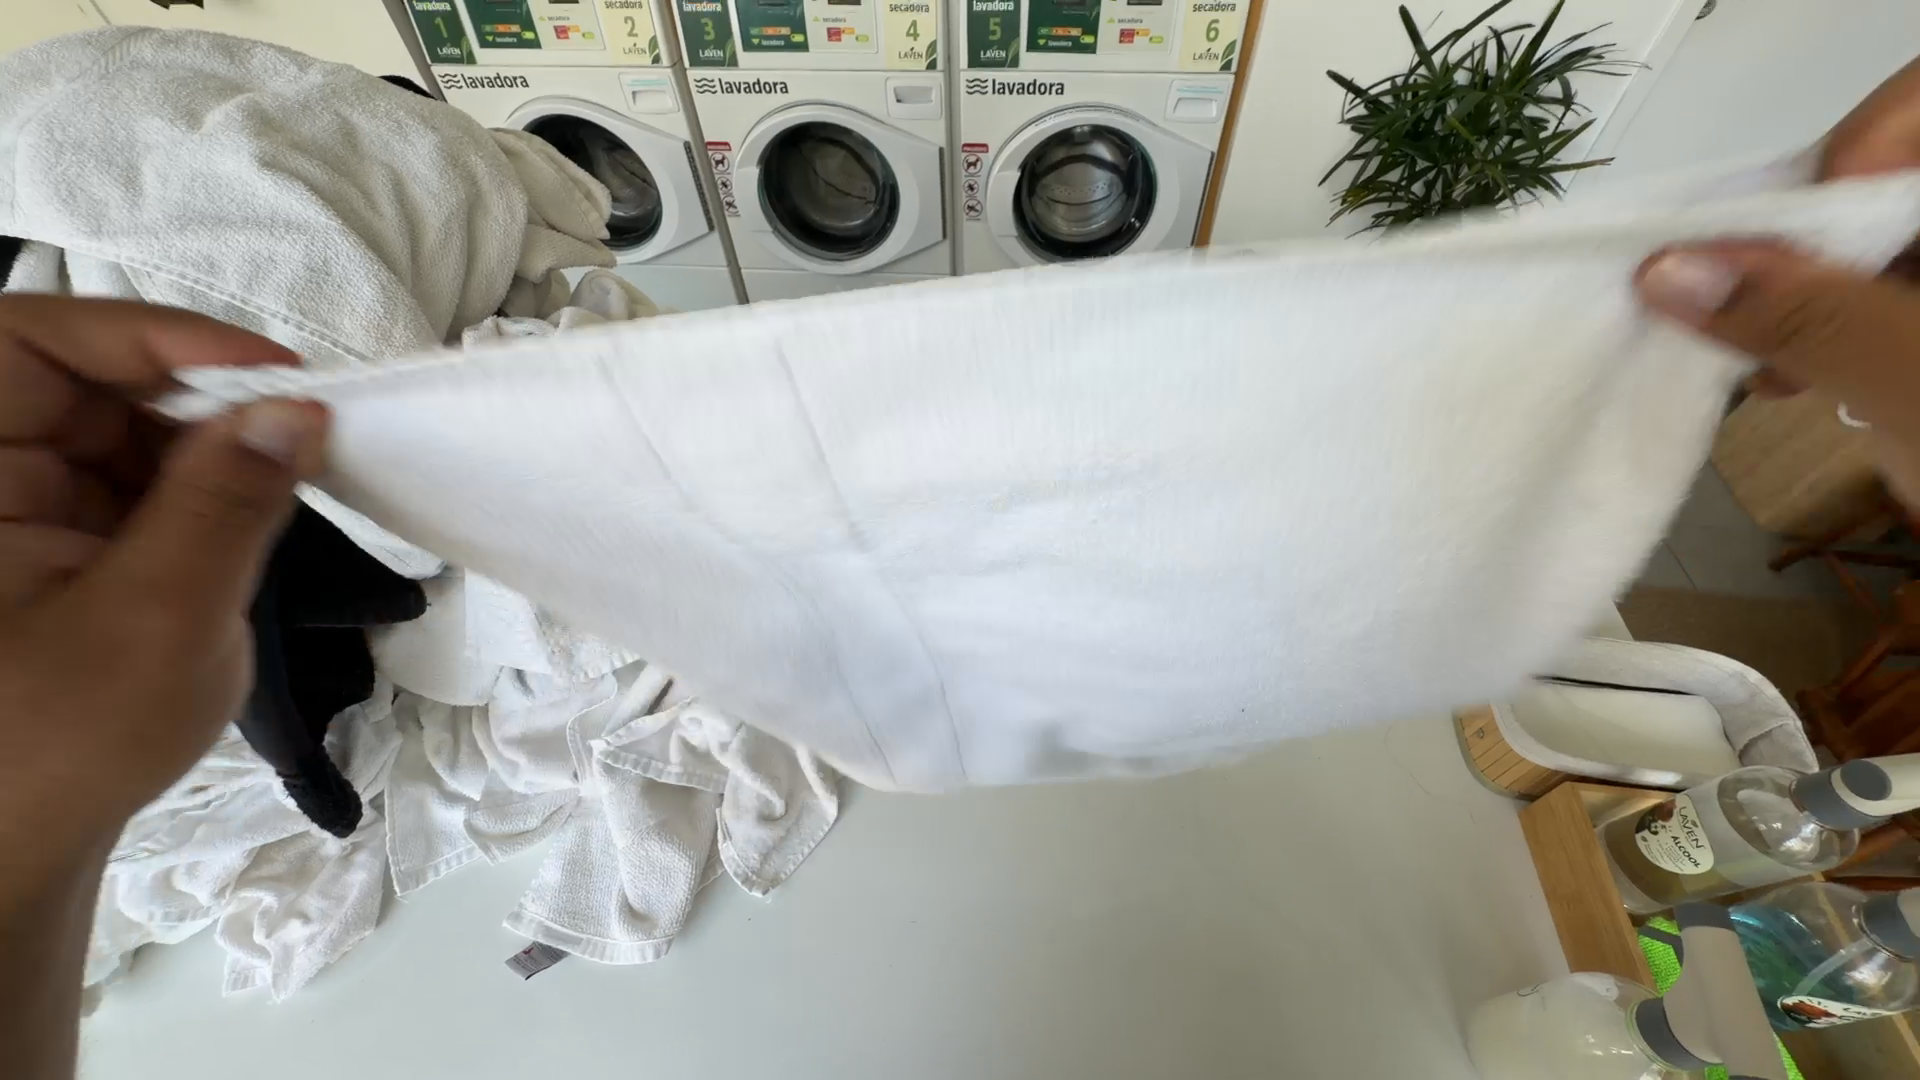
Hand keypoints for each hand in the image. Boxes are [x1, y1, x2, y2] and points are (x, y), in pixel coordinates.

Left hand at [0, 296, 328, 874]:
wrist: (1, 852)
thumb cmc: (57, 743)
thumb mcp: (164, 615)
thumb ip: (230, 503)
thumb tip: (299, 411)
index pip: (18, 344)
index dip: (151, 334)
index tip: (277, 373)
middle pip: (77, 380)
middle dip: (199, 395)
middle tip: (305, 429)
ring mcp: (5, 507)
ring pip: (118, 428)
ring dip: (213, 443)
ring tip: (290, 481)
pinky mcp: (49, 537)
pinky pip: (134, 477)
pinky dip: (206, 482)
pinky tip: (255, 511)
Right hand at [1634, 56, 1919, 498]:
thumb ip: (1808, 318)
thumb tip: (1664, 268)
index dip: (1861, 146)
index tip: (1785, 235)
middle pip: (1883, 178)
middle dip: (1799, 244)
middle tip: (1749, 316)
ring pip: (1862, 239)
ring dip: (1791, 297)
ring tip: (1775, 370)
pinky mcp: (1918, 319)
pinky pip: (1860, 288)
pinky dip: (1814, 326)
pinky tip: (1803, 377)